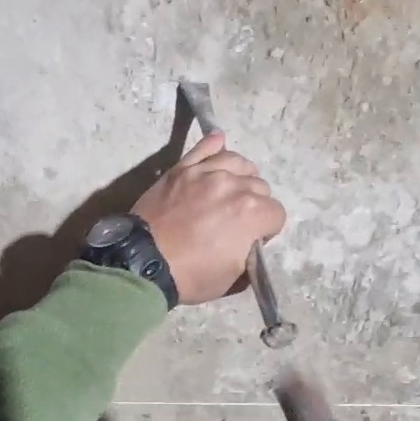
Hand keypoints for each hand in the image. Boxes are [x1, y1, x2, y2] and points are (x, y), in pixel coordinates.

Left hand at [131, 131, 286, 305]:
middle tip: (234, 222)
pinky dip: (213, 145)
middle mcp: (234, 185)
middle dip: (254, 205)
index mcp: (252, 213)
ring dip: (241, 177)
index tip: (250, 241)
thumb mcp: (233, 278)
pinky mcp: (181, 170)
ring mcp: (206, 173)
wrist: (143, 263)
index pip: (276, 214)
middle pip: (260, 187)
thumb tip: (250, 242)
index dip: (266, 230)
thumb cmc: (191, 275)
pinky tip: (219, 142)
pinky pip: (203, 149)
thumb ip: (251, 254)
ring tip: (230, 191)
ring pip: (238, 163)